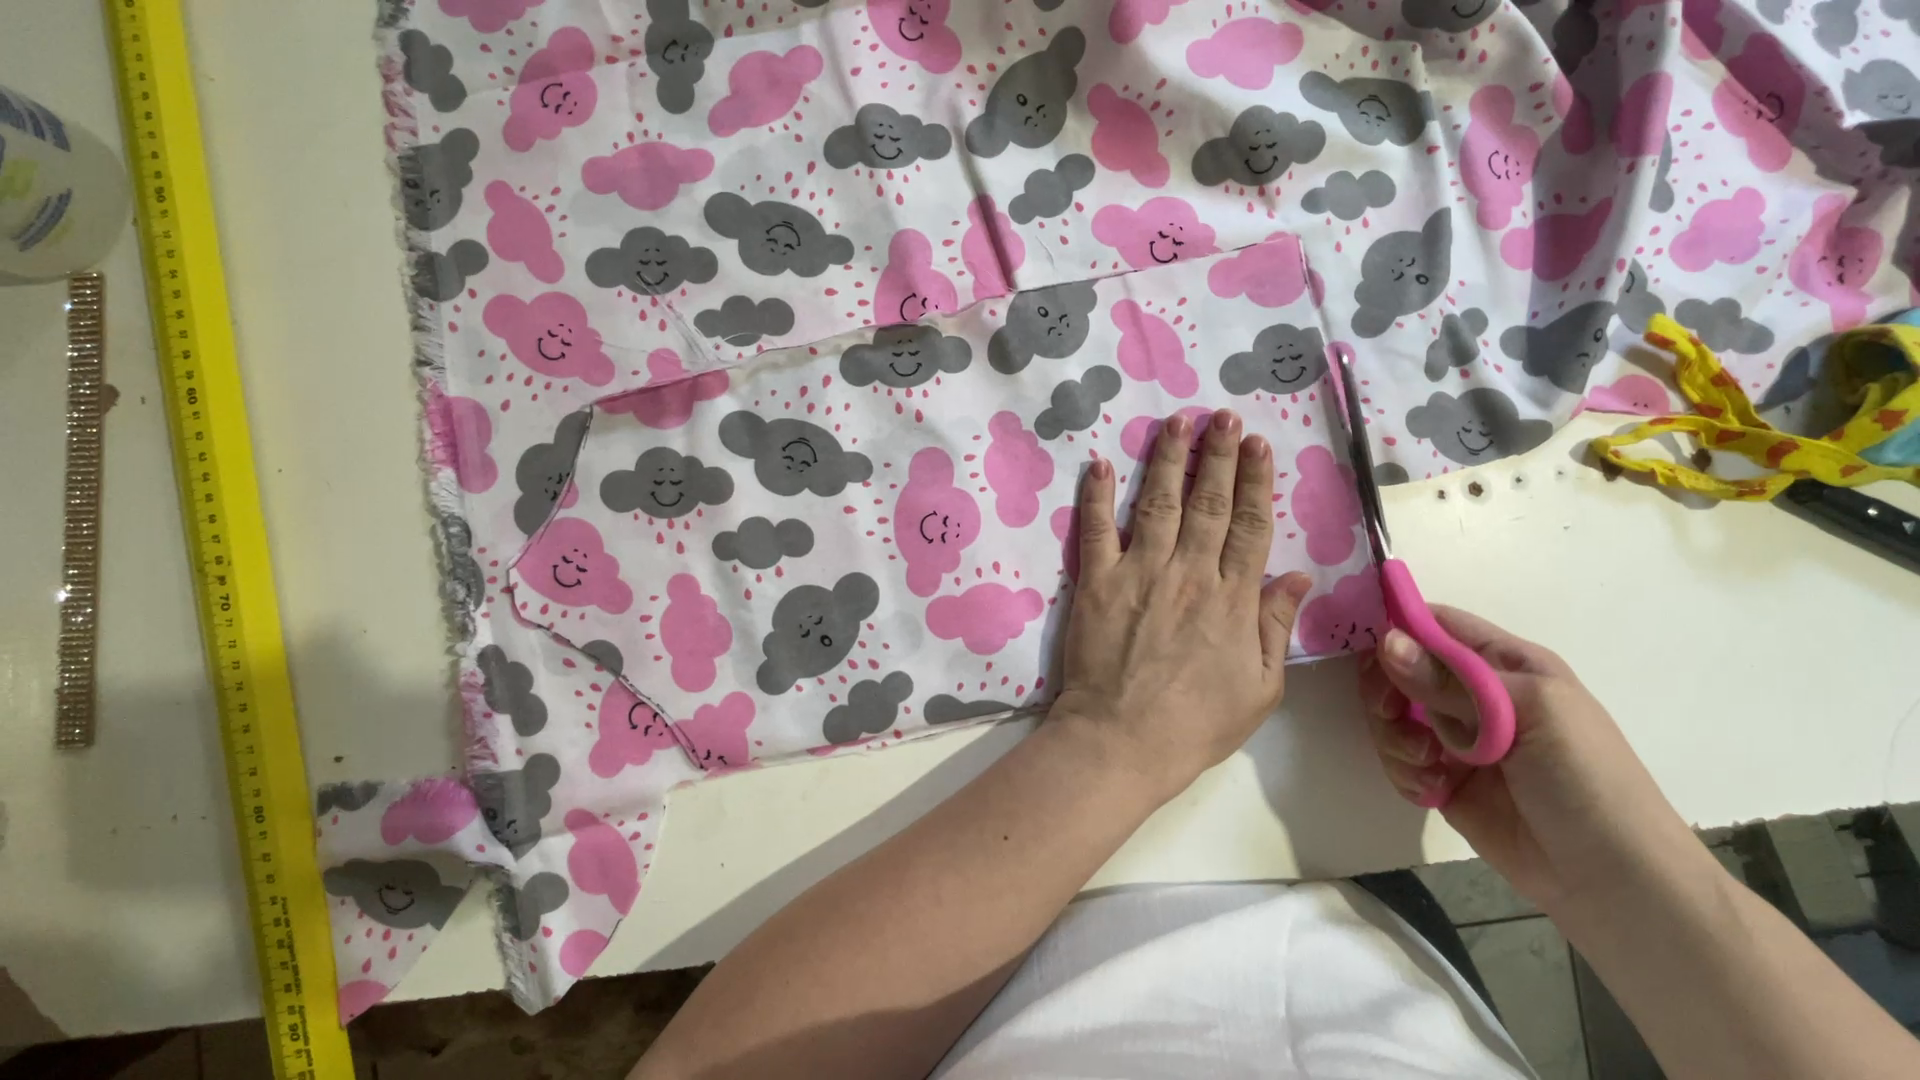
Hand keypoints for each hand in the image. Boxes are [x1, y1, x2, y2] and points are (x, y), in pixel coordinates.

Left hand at [1049, 409, 1311, 800]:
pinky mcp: (1096, 583)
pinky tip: (1101, 463)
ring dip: (1168, 459)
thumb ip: (1276, 626)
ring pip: (1160, 504)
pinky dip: (1098, 495)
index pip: (1250, 526)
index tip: (1258, 445)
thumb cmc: (1195, 724)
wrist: (1122, 742)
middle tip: (1222, 416)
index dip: (1255, 482)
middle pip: (1209, 503)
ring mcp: (1140, 573)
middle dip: (1217, 455)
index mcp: (1233, 599)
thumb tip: (1299, 575)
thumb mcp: (1261, 687)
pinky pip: (1096, 530)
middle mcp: (1189, 573)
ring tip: (1177, 422)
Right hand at [1359, 608, 1706, 915]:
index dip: (1394, 626)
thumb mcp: (1529, 711)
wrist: (1610, 878)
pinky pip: (1398, 761)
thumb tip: (1386, 640)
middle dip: (1388, 691)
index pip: (1435, 624)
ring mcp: (1457, 739)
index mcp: (1504, 664)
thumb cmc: (1586, 777)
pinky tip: (1434, 791)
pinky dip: (1404, 772)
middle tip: (1392, 715)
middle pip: (1399, 670)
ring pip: (1392, 717)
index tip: (1363, 644)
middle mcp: (1475, 695)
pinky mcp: (1442, 780)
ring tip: (1427, 763)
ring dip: (1396, 738)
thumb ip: (1451, 678)